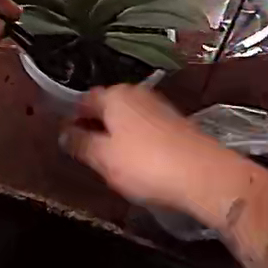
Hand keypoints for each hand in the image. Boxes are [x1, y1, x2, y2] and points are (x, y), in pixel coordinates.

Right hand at [65, 86, 252, 221]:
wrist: (203, 174)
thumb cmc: (149, 164)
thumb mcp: (103, 158)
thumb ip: (80, 143)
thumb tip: (64, 133)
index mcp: (116, 95)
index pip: (84, 99)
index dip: (72, 117)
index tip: (65, 137)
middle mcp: (138, 93)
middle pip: (108, 106)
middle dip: (95, 125)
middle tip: (85, 151)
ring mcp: (159, 106)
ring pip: (127, 117)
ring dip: (116, 134)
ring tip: (109, 161)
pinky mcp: (175, 123)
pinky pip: (145, 127)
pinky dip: (136, 140)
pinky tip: (136, 161)